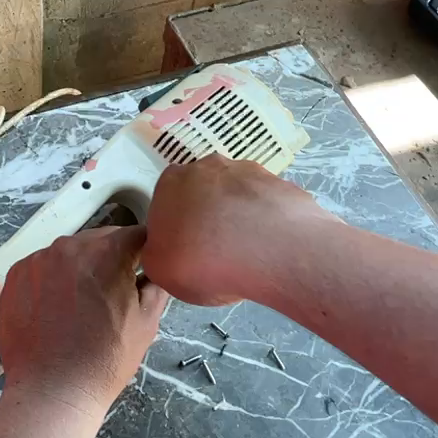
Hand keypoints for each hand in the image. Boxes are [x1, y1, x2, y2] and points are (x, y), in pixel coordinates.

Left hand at [0, 226, 167, 415]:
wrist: (52, 389)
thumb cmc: (104, 359)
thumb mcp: (146, 322)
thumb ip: (156, 284)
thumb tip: (155, 269)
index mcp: (107, 252)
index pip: (136, 234)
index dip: (145, 251)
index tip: (144, 266)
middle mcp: (70, 246)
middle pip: (100, 239)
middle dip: (111, 258)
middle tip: (113, 292)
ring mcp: (39, 259)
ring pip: (69, 252)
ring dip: (80, 268)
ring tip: (82, 304)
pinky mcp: (16, 274)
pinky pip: (42, 266)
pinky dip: (52, 278)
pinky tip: (56, 308)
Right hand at [141, 155, 338, 307]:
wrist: (269, 251)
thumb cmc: (202, 260)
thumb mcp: (159, 270)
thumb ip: (156, 255)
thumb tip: (165, 253)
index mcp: (170, 182)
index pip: (167, 202)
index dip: (175, 228)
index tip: (185, 251)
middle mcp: (206, 167)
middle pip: (203, 193)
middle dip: (208, 218)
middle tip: (216, 252)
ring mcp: (248, 171)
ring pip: (238, 196)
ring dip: (240, 217)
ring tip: (248, 252)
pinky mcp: (281, 183)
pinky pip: (268, 204)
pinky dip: (268, 221)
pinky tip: (271, 247)